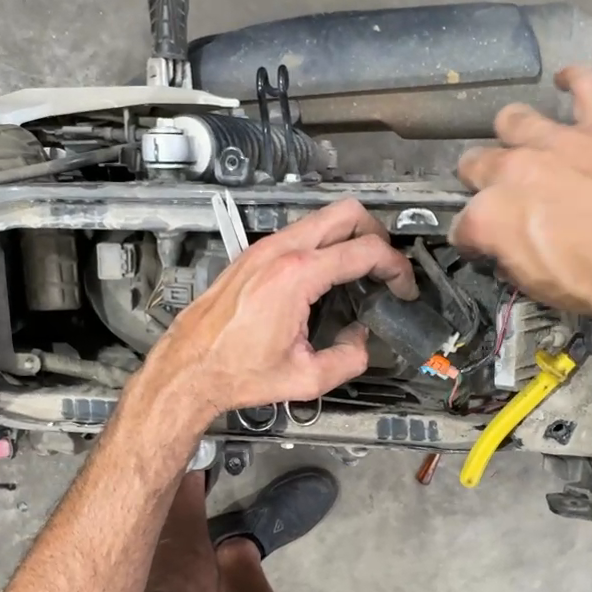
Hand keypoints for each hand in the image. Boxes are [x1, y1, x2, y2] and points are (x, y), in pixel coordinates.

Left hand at [136, 199, 416, 427]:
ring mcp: (262, 249)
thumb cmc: (233, 371)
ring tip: (359, 273)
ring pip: (320, 220)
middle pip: (346, 214)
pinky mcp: (251, 256)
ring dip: (347, 238)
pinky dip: (321, 246)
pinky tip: (325, 279)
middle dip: (377, 235)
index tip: (403, 286)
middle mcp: (279, 252)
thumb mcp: (306, 378)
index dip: (396, 267)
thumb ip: (349, 358)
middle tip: (386, 267)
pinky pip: (297, 235)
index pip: (365, 250)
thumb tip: (361, 341)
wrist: (189, 369)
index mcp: (297, 276)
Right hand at [453, 67, 591, 350]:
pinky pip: (586, 88)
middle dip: (480, 181)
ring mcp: (556, 142)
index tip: (481, 247)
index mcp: (489, 216)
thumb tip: (509, 252)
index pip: (463, 227)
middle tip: (498, 196)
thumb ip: (512, 259)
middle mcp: (512, 170)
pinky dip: (575, 82)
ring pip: (514, 120)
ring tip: (520, 144)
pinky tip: (568, 79)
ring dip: (511, 134)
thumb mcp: (537, 286)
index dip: (471, 239)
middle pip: (477, 164)